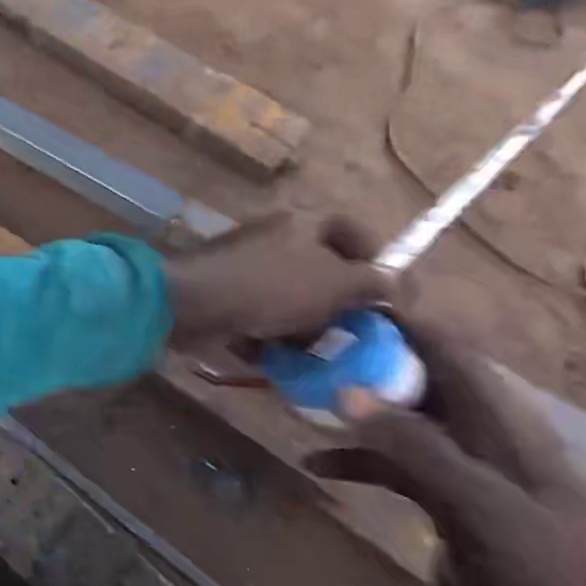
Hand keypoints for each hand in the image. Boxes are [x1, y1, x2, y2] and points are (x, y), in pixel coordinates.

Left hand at [164, 214, 395, 343]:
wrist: (190, 303)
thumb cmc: (270, 286)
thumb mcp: (337, 282)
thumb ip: (374, 281)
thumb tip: (395, 283)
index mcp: (299, 225)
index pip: (352, 231)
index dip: (379, 260)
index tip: (395, 297)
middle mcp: (270, 242)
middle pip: (322, 271)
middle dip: (342, 306)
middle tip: (360, 335)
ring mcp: (243, 270)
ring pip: (291, 301)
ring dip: (308, 329)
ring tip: (324, 356)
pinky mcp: (223, 299)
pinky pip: (259, 319)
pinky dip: (271, 339)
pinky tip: (282, 360)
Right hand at [307, 309, 585, 585]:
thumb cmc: (547, 557)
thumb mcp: (482, 501)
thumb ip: (415, 445)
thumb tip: (344, 390)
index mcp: (492, 416)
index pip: (443, 348)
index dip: (397, 319)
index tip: (337, 299)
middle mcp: (469, 427)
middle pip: (408, 376)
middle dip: (356, 358)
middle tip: (299, 344)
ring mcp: (455, 460)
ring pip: (391, 415)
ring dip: (347, 405)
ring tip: (295, 392)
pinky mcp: (441, 491)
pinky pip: (387, 460)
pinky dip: (352, 457)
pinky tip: (315, 463)